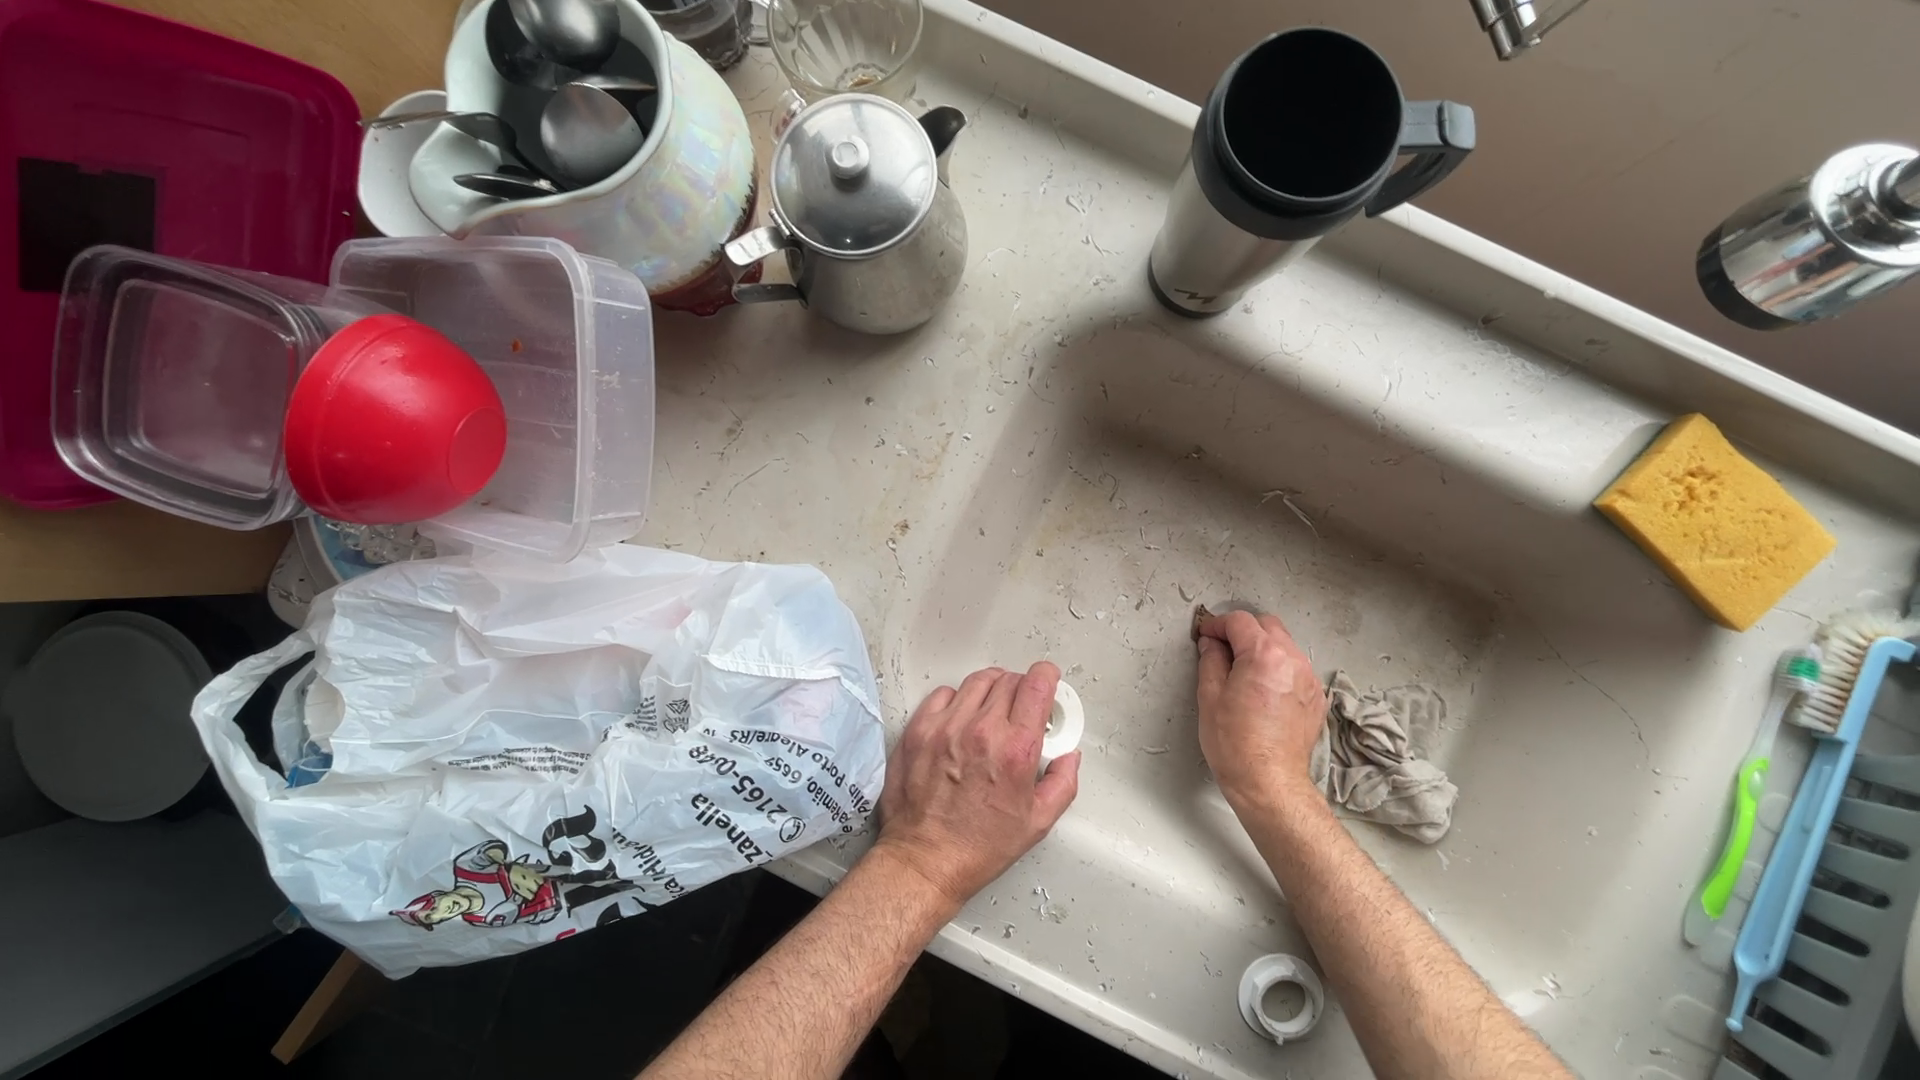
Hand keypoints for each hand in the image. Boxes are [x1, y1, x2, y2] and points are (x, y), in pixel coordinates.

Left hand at [872, 662, 1080, 910]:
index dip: (1046, 677)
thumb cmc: (976, 848)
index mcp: (1015, 750)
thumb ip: (1063, 783)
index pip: (1036, 685)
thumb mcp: (1038, 822)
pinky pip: (943, 694)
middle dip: (1022, 687)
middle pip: (1008, 680)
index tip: (1047, 681)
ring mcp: (946, 727)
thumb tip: (1069, 758)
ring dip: (991, 689)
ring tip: (993, 710)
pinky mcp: (919, 730)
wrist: (926, 860)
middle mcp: (981, 731)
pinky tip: (961, 719)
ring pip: (976, 682)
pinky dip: (956, 700)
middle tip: (1022, 707)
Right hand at [1195, 610, 1326, 808]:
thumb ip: (1210, 661)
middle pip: (1267, 625)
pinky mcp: (1315, 697)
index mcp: (1264, 656)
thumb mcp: (1209, 697)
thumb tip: (1211, 646)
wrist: (1268, 782)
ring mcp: (1308, 679)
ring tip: (1240, 670)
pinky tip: (1260, 688)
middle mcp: (1292, 661)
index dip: (1217, 624)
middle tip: (1221, 648)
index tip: (1206, 634)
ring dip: (1261, 648)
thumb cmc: (1237, 746)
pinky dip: (1277, 667)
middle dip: (1242, 631)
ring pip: (1284, 645)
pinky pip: (1295, 668)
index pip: (1239, 621)